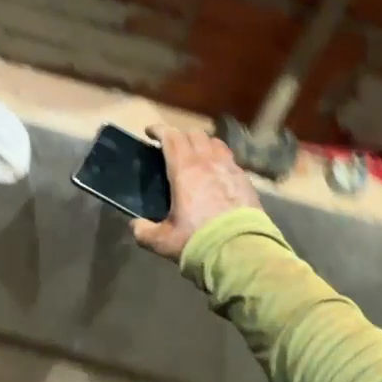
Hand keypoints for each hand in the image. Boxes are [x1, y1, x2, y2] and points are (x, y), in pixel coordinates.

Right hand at [131, 126, 262, 261]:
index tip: (150, 132)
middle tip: (171, 146)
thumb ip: (145, 232)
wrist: (242, 251)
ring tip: (195, 154)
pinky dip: (219, 156)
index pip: (171, 137)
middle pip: (193, 134)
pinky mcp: (245, 179)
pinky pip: (229, 158)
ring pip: (214, 142)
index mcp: (185, 171)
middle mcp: (207, 162)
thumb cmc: (198, 241)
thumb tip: (135, 226)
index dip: (159, 130)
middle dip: (179, 135)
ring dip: (201, 142)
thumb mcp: (163, 241)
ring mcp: (229, 168)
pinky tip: (217, 171)